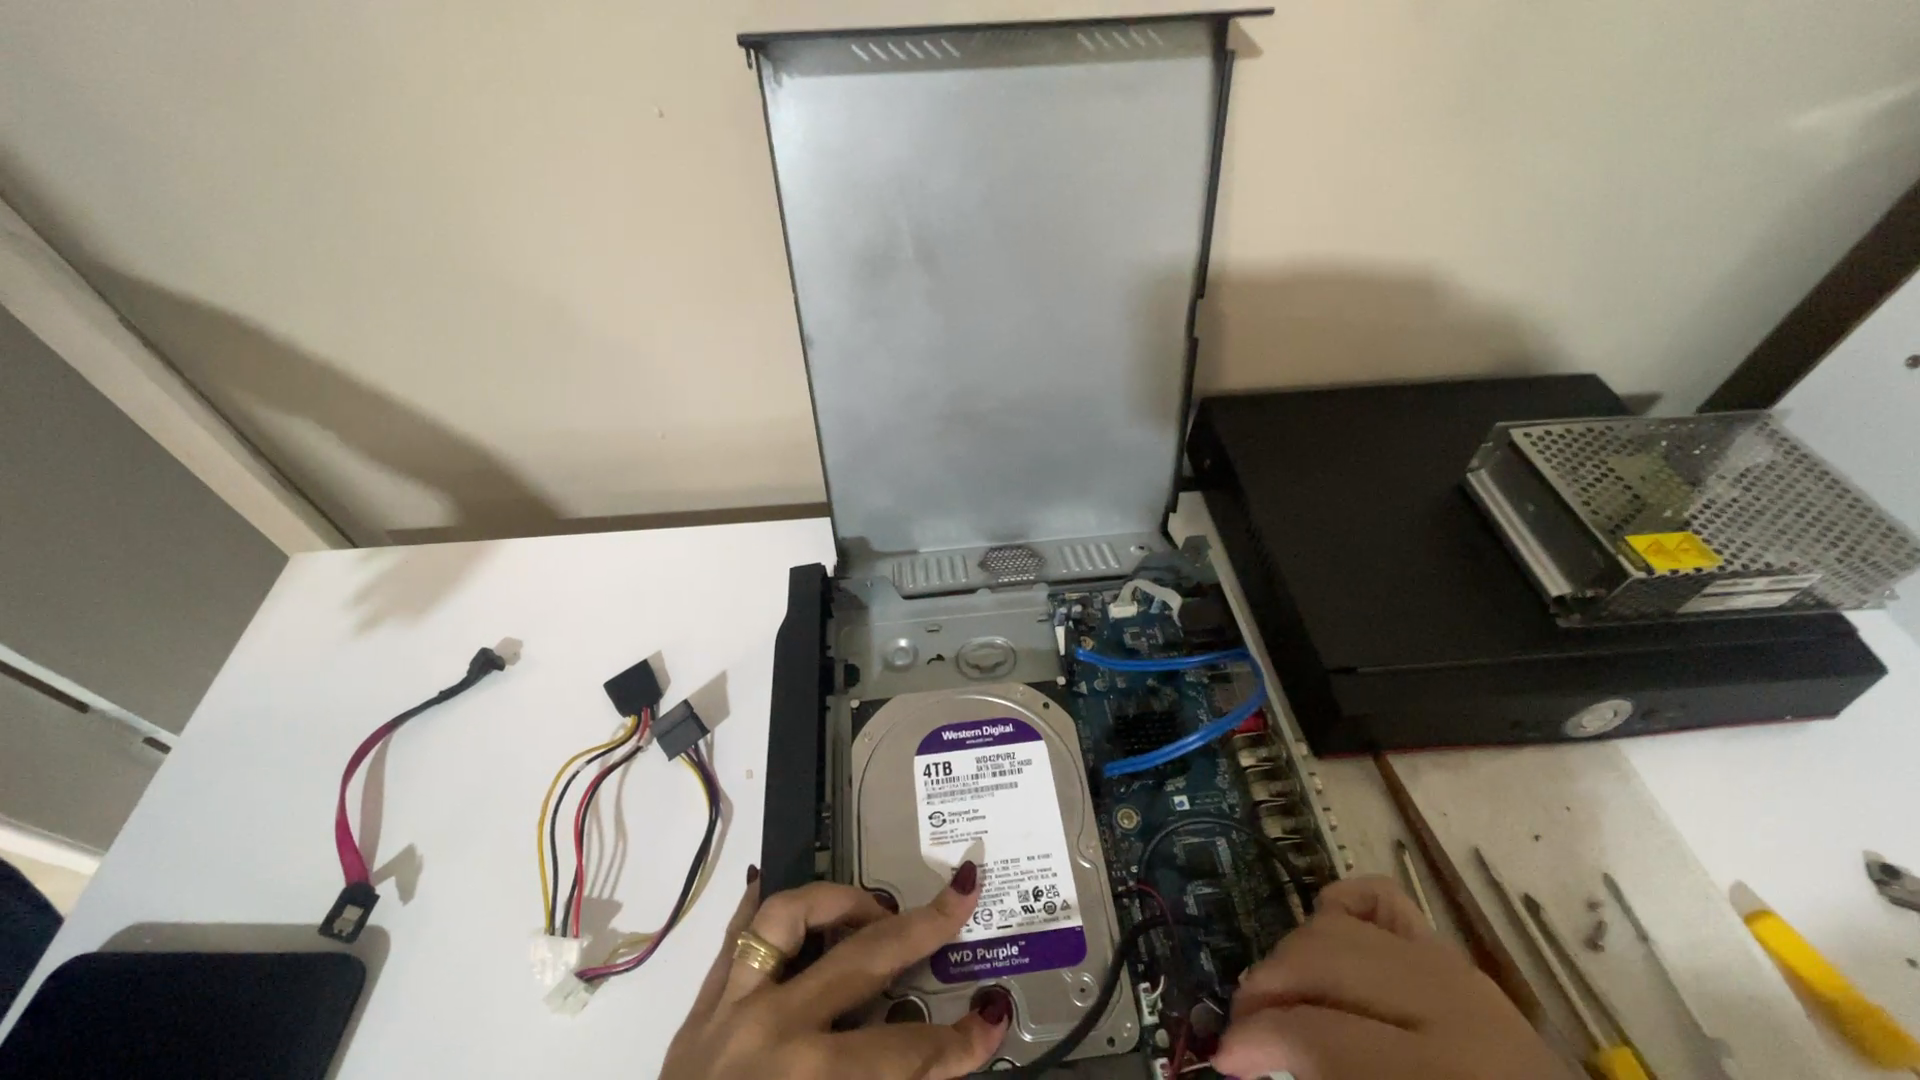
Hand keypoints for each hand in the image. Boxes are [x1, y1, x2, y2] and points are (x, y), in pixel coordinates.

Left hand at [662, 863, 1008, 1079]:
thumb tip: (928, 1058)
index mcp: (814, 1079)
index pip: (909, 1053)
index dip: (961, 1041)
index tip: (991, 1020)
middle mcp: (774, 1030)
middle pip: (864, 960)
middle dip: (923, 927)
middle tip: (960, 894)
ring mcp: (732, 1009)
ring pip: (788, 919)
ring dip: (839, 902)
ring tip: (873, 908)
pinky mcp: (701, 1008)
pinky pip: (733, 936)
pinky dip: (758, 904)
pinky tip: (773, 880)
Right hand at [1214, 875, 1574, 1079]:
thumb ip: (1321, 1075)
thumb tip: (1249, 1055)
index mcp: (1441, 1072)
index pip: (1317, 1033)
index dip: (1254, 1041)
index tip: (1224, 1059)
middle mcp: (1453, 1009)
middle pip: (1322, 961)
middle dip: (1265, 991)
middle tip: (1244, 1032)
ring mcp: (1458, 973)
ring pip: (1342, 928)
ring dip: (1291, 957)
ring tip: (1275, 1000)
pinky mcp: (1457, 959)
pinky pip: (1386, 903)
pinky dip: (1342, 909)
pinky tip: (1319, 936)